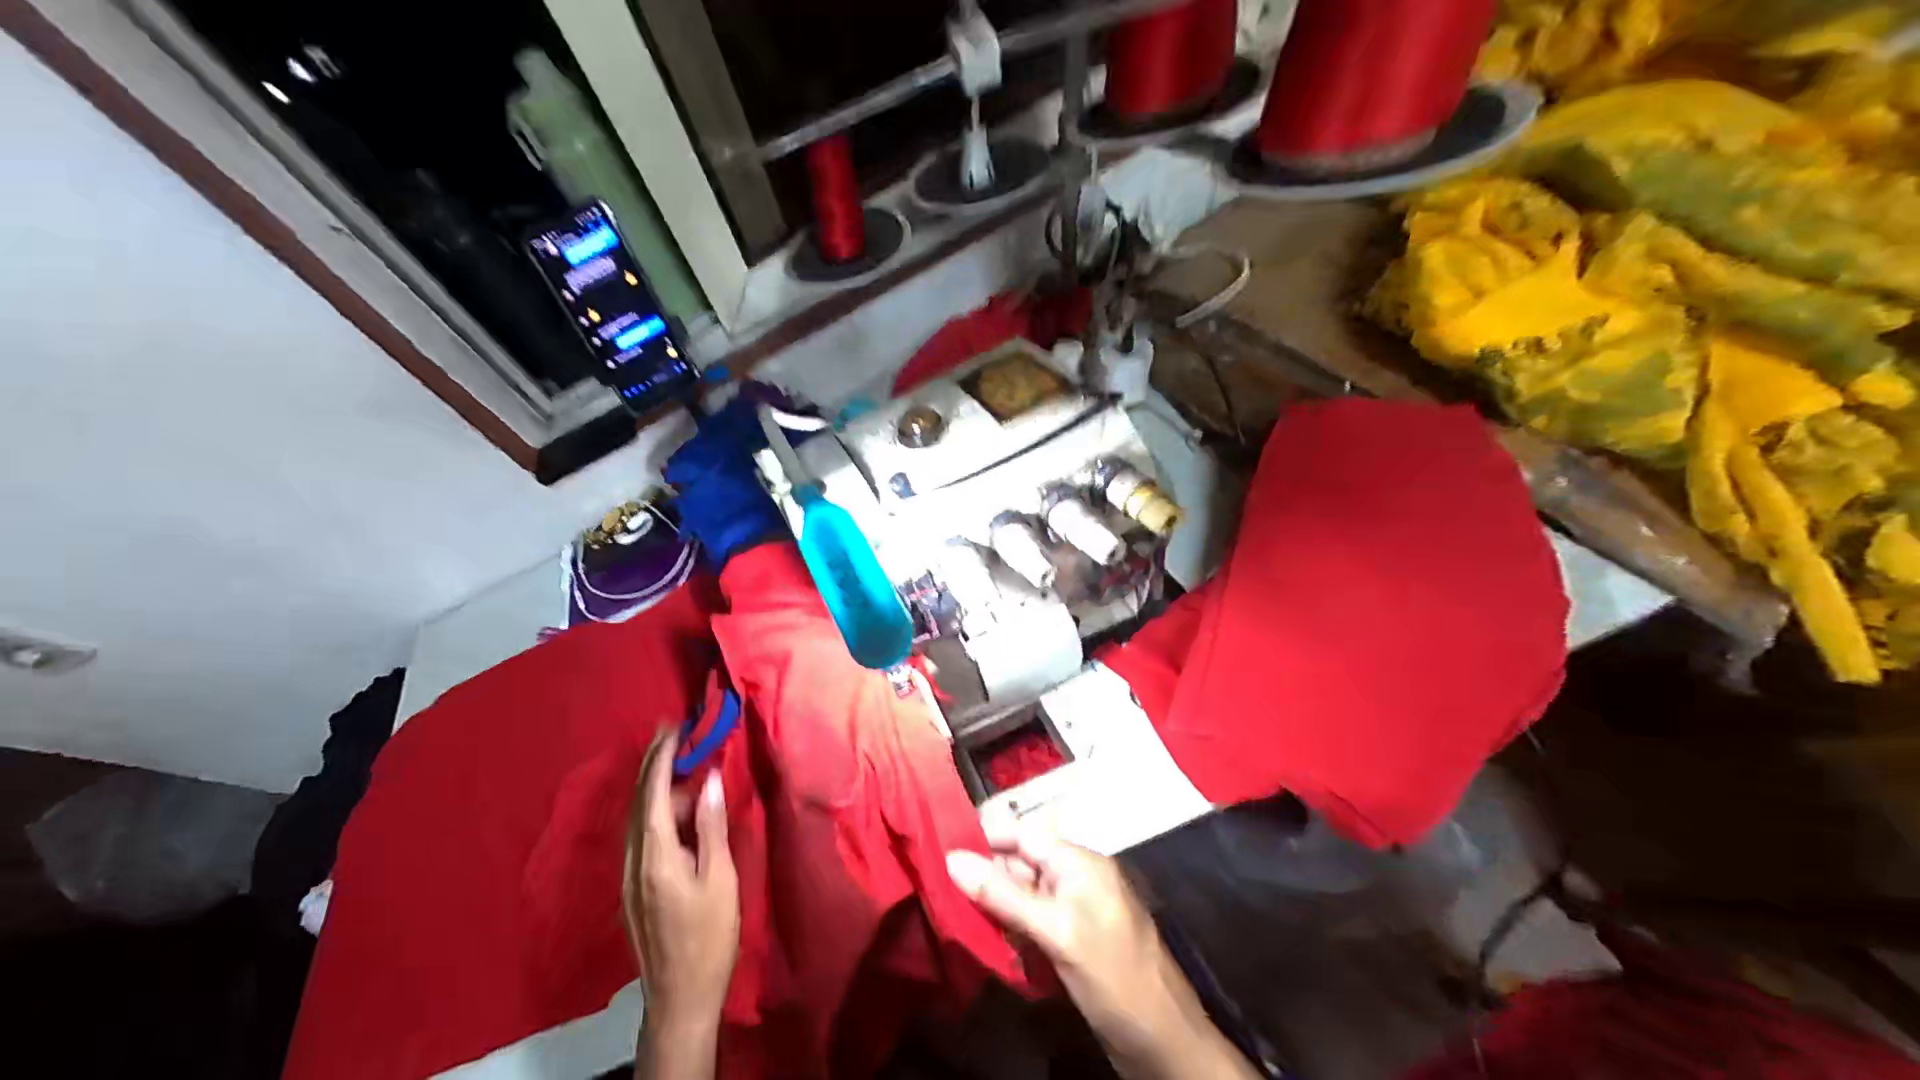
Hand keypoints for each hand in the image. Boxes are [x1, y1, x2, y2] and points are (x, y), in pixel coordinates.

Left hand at [624, 729, 739, 1031]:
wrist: (680, 994)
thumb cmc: (709, 934)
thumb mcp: (720, 878)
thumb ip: (711, 826)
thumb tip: (710, 779)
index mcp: (655, 854)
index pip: (654, 792)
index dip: (663, 757)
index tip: (674, 727)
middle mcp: (633, 858)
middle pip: (639, 800)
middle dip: (653, 763)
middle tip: (672, 732)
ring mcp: (629, 874)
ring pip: (638, 816)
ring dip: (655, 784)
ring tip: (680, 760)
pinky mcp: (635, 885)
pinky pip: (642, 832)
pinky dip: (657, 807)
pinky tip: (676, 805)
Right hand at [946, 813, 1255, 1079]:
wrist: (1165, 1042)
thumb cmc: (1112, 975)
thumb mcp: (1054, 931)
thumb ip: (1003, 894)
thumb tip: (951, 858)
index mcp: (1079, 862)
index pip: (1024, 833)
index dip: (985, 837)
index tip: (942, 847)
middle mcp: (1077, 878)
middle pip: (1021, 863)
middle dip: (986, 876)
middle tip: (945, 892)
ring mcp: (1077, 910)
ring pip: (1025, 895)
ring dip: (996, 907)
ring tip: (961, 919)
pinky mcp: (1075, 940)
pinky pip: (1035, 922)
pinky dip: (1013, 930)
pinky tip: (995, 945)